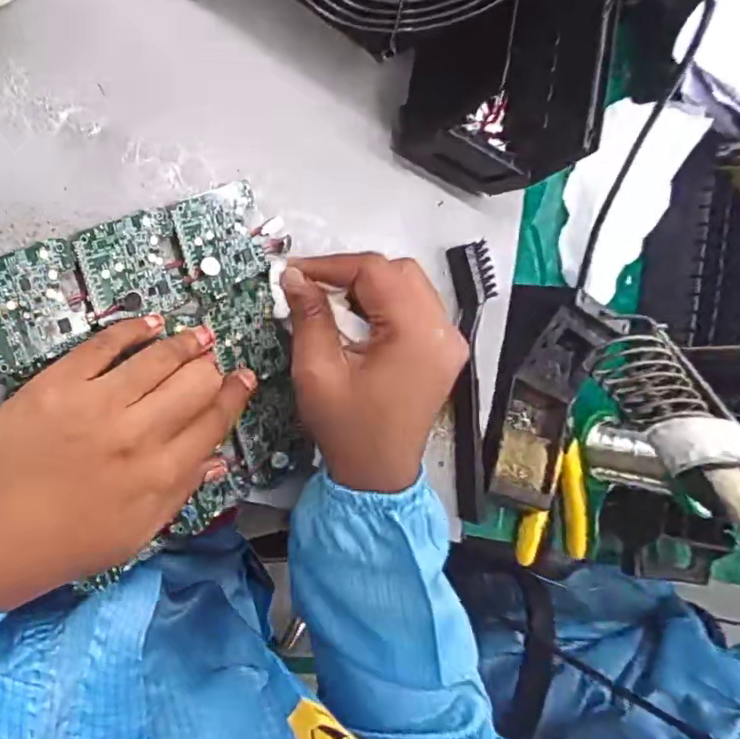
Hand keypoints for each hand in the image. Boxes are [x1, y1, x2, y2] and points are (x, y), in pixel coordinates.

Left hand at [0, 315, 256, 609]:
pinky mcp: (57, 384)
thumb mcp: (134, 534)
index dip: (232, 396)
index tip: (242, 379)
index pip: (213, 422)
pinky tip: (148, 324)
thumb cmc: (63, 543)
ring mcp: (95, 404)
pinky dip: (131, 330)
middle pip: (193, 383)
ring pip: (156, 358)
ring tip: (195, 334)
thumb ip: (180, 493)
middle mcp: (136, 434)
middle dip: (210, 367)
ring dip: (183, 342)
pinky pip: (103, 345)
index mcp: (160, 475)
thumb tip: (217, 459)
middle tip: (212, 359)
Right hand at [279, 253, 466, 493]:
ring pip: (406, 284)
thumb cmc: (346, 428)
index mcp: (416, 335)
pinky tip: (350, 317)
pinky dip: (378, 302)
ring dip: (363, 285)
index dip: (330, 265)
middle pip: (397, 271)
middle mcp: (442, 332)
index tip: (293, 272)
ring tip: (324, 300)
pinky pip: (411, 306)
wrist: (376, 472)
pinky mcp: (439, 350)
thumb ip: (308, 317)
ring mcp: (446, 341)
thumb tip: (294, 278)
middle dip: (348, 272)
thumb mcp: (316, 371)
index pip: (376, 272)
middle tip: (308, 285)